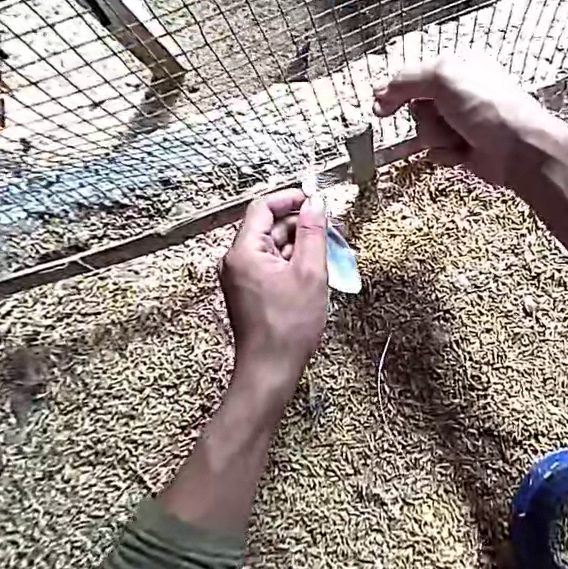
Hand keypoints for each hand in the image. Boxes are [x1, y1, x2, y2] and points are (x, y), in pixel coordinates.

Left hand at [220, 188, 328, 394]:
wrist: (271, 369)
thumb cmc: (287, 328)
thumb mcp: (310, 273)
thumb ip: (313, 233)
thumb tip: (316, 204)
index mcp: (244, 252)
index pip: (264, 207)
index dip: (291, 199)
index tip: (315, 200)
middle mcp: (237, 261)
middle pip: (269, 227)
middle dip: (301, 225)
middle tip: (331, 228)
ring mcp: (242, 278)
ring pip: (274, 247)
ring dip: (300, 245)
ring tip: (328, 254)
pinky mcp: (250, 292)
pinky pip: (272, 265)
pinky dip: (293, 263)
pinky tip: (314, 272)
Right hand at [371, 53, 567, 188]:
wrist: (517, 148)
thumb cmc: (487, 106)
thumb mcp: (443, 77)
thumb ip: (406, 81)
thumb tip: (380, 94)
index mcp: (457, 66)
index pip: (414, 76)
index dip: (397, 91)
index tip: (382, 106)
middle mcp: (459, 92)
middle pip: (416, 106)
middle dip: (426, 116)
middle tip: (445, 117)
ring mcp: (461, 121)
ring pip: (425, 131)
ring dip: (437, 136)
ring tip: (460, 136)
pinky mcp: (462, 148)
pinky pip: (436, 152)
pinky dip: (446, 153)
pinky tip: (463, 151)